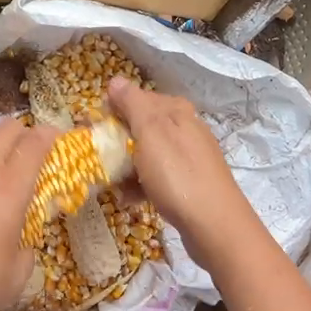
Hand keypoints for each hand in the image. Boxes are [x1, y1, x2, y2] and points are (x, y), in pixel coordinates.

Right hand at [106, 77, 252, 267]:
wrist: (217, 229)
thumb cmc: (178, 175)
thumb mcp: (150, 132)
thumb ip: (131, 103)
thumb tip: (116, 80)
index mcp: (175, 110)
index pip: (134, 98)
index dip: (111, 111)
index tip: (93, 130)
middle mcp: (184, 127)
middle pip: (140, 125)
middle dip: (118, 140)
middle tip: (99, 158)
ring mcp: (189, 157)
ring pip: (148, 152)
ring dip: (128, 164)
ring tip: (113, 183)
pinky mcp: (190, 183)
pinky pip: (158, 175)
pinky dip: (143, 183)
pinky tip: (130, 198)